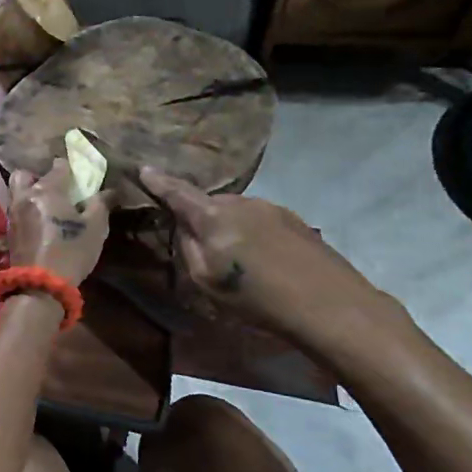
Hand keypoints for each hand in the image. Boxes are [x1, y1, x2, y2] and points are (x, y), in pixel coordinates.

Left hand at [7, 159, 111, 283]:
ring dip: (31, 193)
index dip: (70, 168)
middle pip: (26, 174)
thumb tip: (110, 191)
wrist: (40, 286)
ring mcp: (14, 214)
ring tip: (48, 206)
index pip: (59, 166)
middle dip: (39, 176)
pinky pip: (17, 210)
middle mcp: (25, 196)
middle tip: (55, 189)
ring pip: (18, 192)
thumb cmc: (71, 251)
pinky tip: (40, 222)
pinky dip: (27, 210)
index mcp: (47, 190)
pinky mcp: (9, 231)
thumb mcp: (95, 228)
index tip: (78, 175)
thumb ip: (101, 204)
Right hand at [139, 167, 397, 341]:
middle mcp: (241, 202)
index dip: (159, 183)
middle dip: (202, 219)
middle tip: (204, 251)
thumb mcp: (206, 282)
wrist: (327, 303)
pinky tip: (266, 263)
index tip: (144, 169)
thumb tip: (186, 228)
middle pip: (210, 205)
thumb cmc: (257, 298)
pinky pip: (260, 222)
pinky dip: (254, 237)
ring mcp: (271, 208)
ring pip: (237, 214)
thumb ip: (189, 249)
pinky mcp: (294, 220)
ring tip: (241, 264)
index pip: (178, 193)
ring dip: (231, 230)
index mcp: (213, 216)